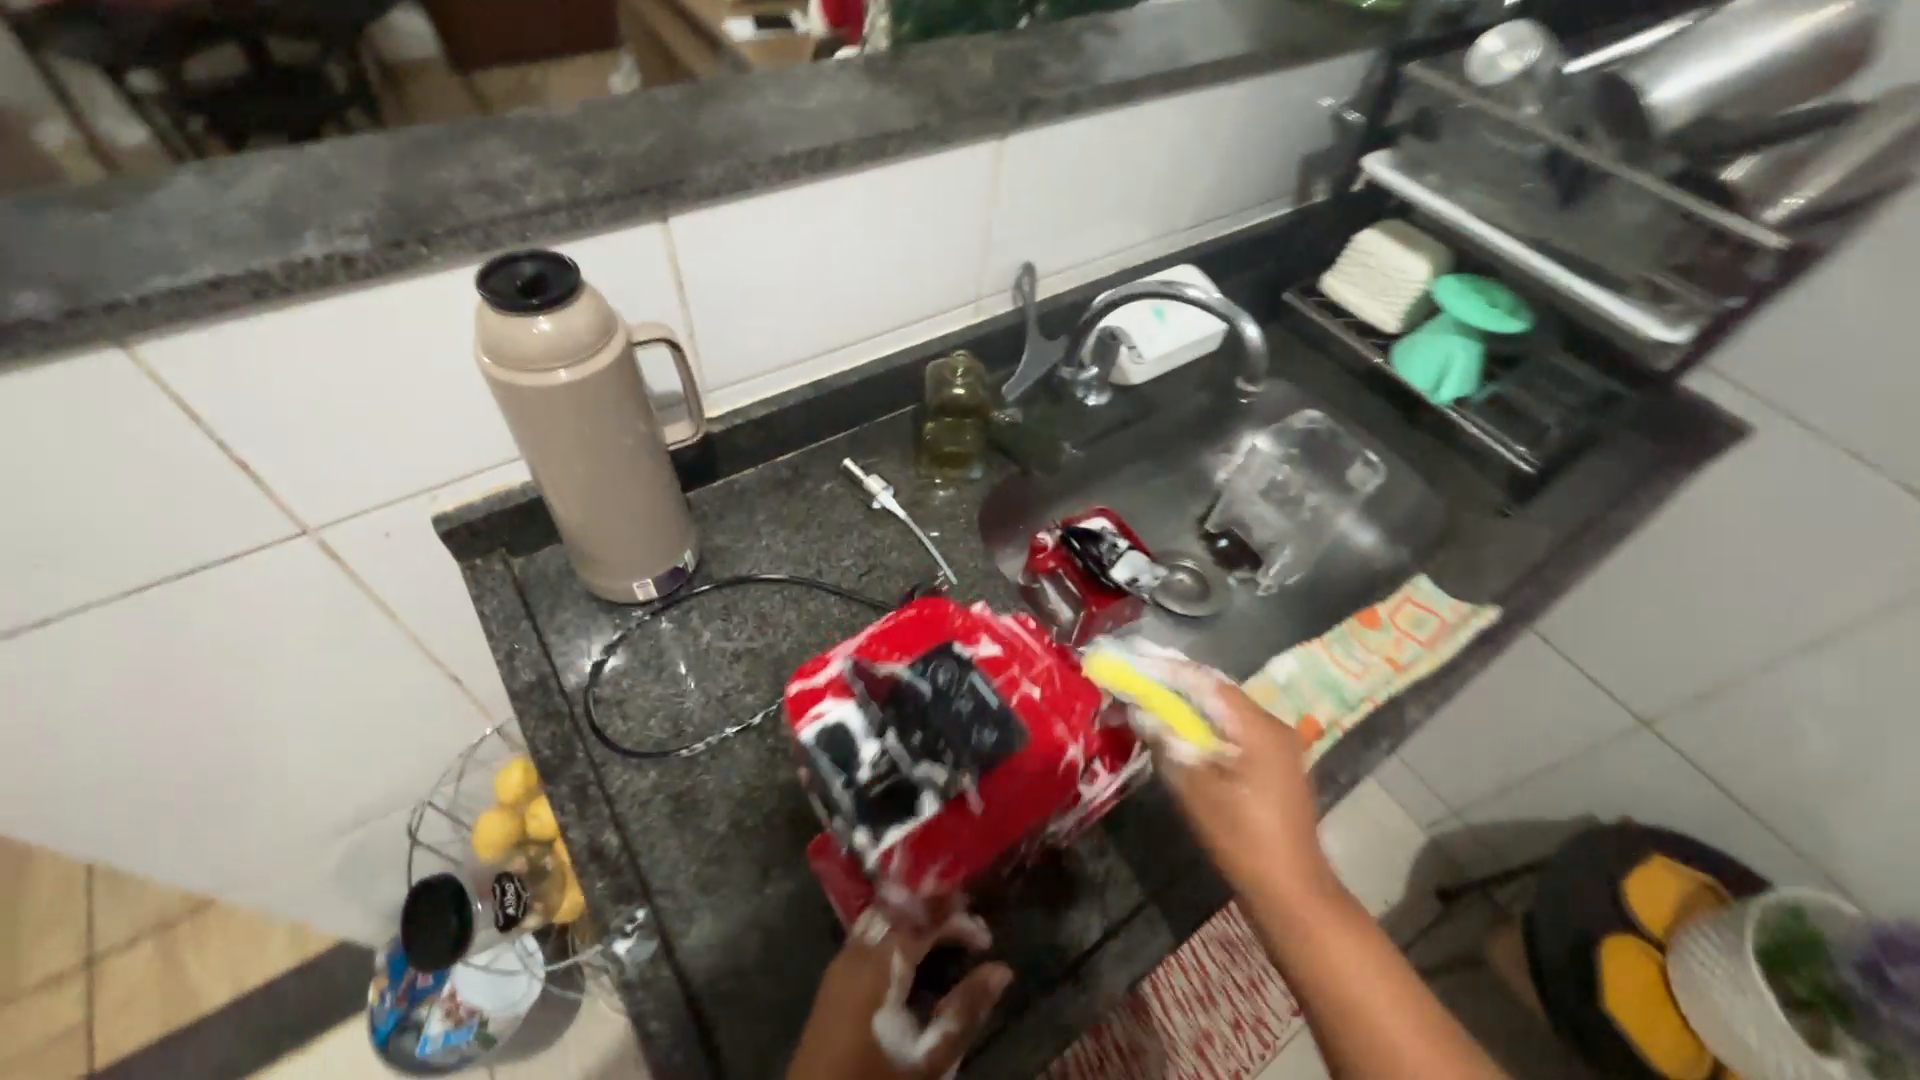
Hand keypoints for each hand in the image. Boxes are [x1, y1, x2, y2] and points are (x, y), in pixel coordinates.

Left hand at [787, 899, 1012, 1079]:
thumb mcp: (930, 1059)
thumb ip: (965, 1010)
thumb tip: (1002, 970)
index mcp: (880, 966)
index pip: (924, 917)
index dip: (958, 919)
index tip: (987, 940)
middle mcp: (857, 952)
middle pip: (899, 907)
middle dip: (937, 909)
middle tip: (969, 928)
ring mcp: (840, 962)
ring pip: (881, 915)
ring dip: (915, 916)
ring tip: (947, 933)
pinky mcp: (834, 978)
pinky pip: (868, 932)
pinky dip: (895, 929)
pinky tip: (913, 949)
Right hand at [1153, 665, 1341, 909]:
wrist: (1289, 889)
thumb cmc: (1241, 838)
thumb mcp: (1195, 788)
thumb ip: (1167, 741)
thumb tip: (1139, 709)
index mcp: (1258, 727)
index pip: (1206, 682)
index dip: (1166, 670)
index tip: (1132, 661)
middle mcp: (1273, 726)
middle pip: (1217, 691)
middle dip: (1175, 683)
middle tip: (1136, 677)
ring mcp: (1277, 746)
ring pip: (1225, 710)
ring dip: (1188, 704)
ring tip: (1149, 699)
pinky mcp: (1273, 764)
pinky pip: (1233, 730)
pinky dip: (1203, 724)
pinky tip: (1179, 730)